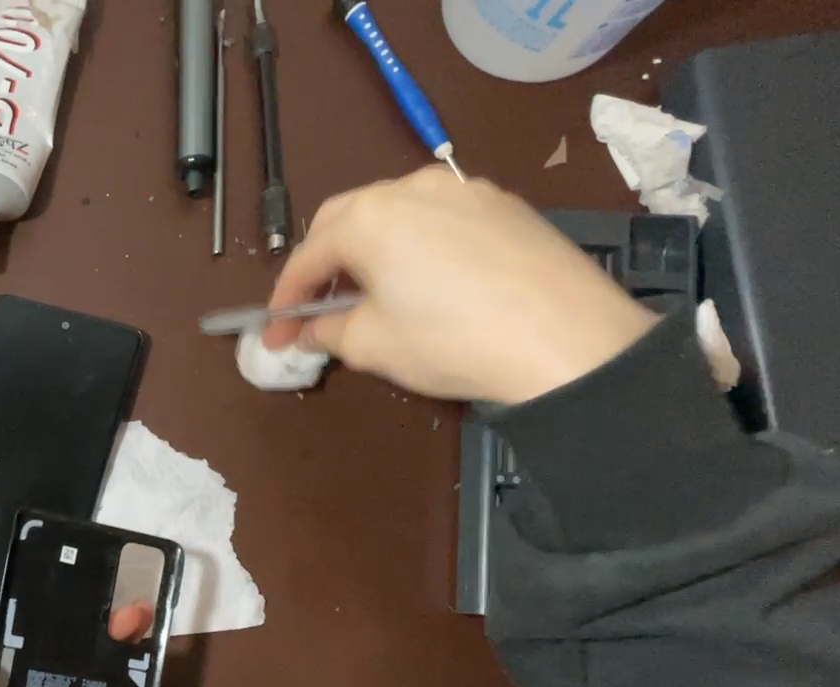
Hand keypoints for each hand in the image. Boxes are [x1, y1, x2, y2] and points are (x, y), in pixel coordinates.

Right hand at [263, 167, 657, 404]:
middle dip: (320, 262)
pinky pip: (435, 217)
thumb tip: (309, 330)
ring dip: (365, 249)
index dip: (284, 299)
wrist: (565, 339)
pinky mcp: (502, 204)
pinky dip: (410, 244)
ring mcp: (463, 190)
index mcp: (367, 218)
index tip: (275, 332)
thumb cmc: (447, 340)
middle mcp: (410, 188)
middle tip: (314, 306)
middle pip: (344, 220)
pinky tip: (417, 280)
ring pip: (392, 212)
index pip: (306, 257)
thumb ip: (325, 331)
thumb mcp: (368, 345)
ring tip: (365, 292)